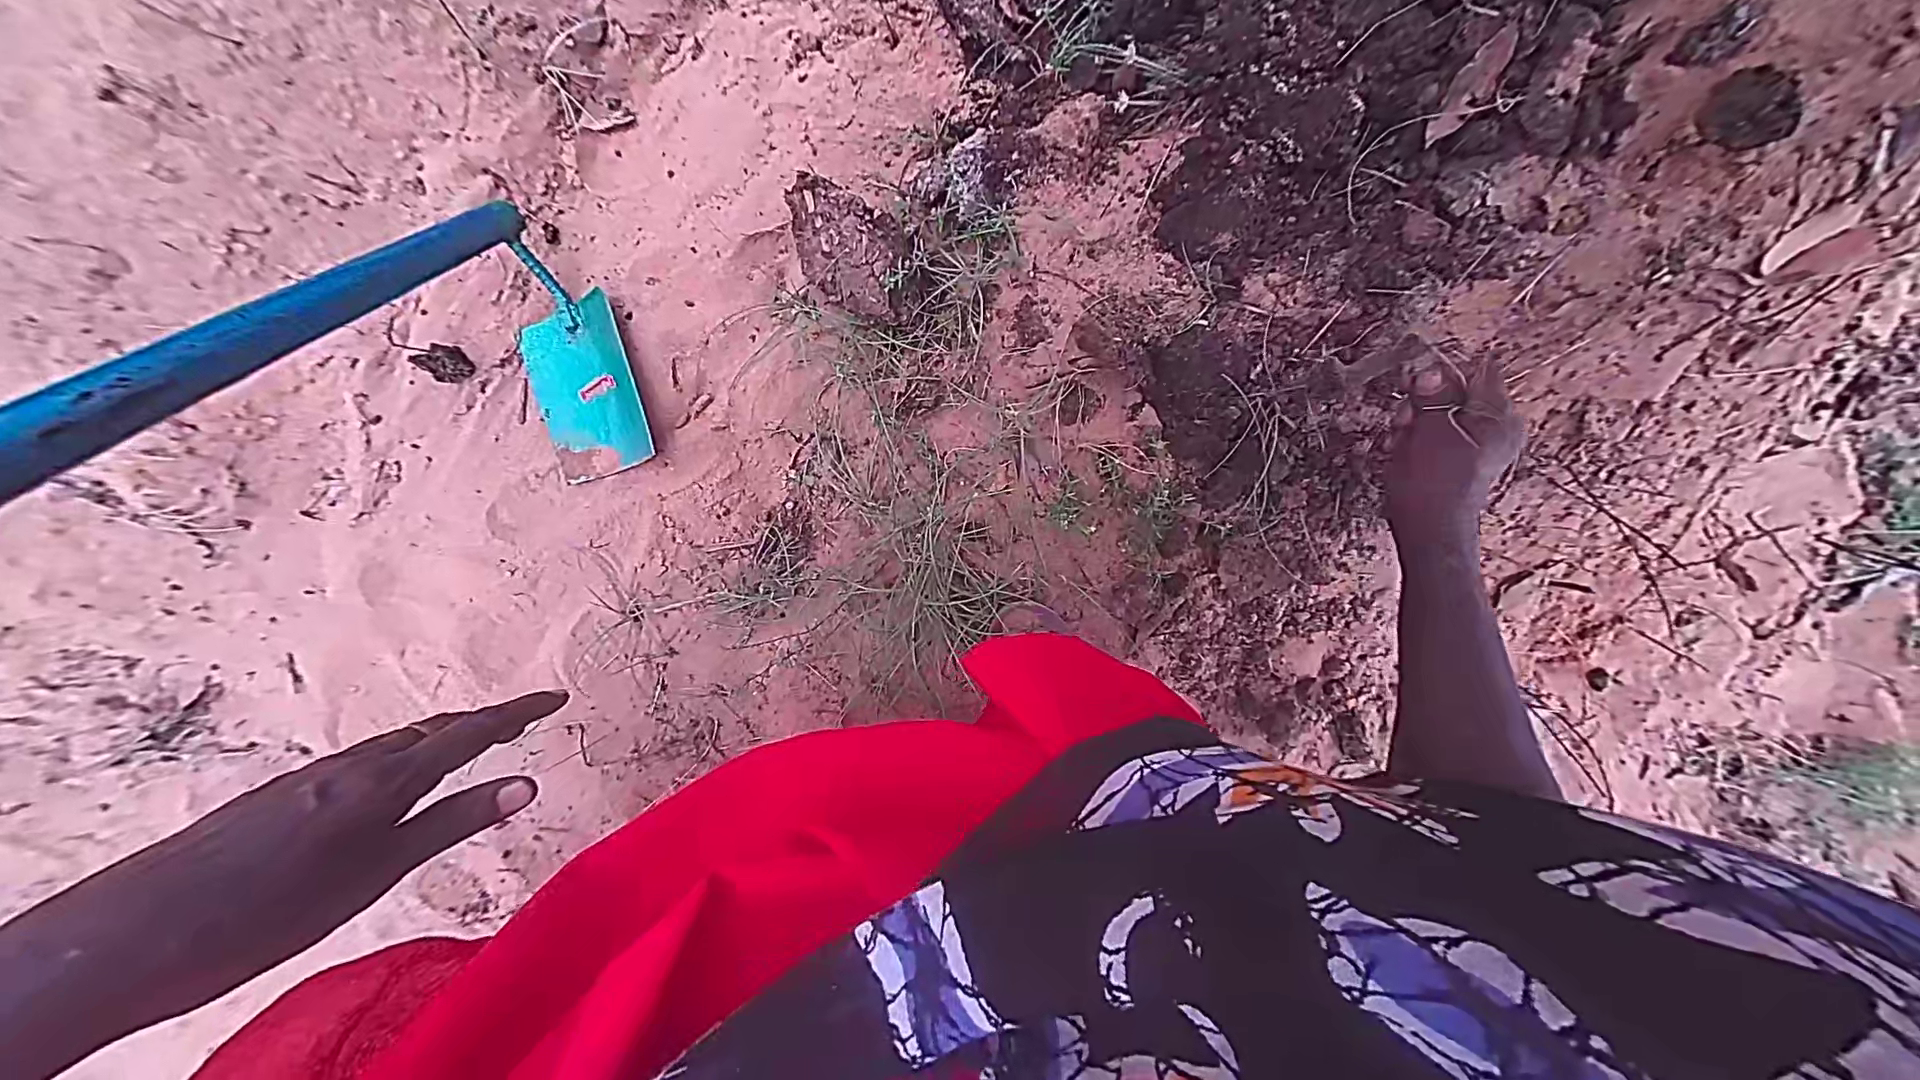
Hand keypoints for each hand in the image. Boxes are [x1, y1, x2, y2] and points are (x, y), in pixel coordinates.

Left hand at [0, 691, 566, 1079]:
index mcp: (385, 781)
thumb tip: (525, 784)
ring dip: (442, 735)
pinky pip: (363, 758)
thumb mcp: (378, 872)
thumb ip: (452, 821)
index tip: (555, 698)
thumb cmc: (266, 915)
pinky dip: (401, 755)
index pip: (471, 732)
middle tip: (522, 719)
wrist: (119, 943)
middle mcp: (353, 765)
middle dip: (484, 719)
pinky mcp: (281, 795)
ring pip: (397, 742)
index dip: (518, 711)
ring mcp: (312, 776)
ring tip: (472, 742)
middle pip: (434, 729)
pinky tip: (396, 780)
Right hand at [1383, 359, 1523, 545]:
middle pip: (1453, 395)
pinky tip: (1402, 452)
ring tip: (1402, 442)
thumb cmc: (1434, 482)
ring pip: (1437, 416)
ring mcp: (1473, 445)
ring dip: (1412, 424)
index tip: (1416, 382)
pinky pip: (1431, 436)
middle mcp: (1492, 428)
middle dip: (1422, 404)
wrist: (1427, 527)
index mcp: (1498, 417)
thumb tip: (1430, 372)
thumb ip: (1433, 398)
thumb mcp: (1431, 431)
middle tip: (1406, 421)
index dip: (1443, 374)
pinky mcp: (1453, 460)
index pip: (1477, 374)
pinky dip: (1414, 440)